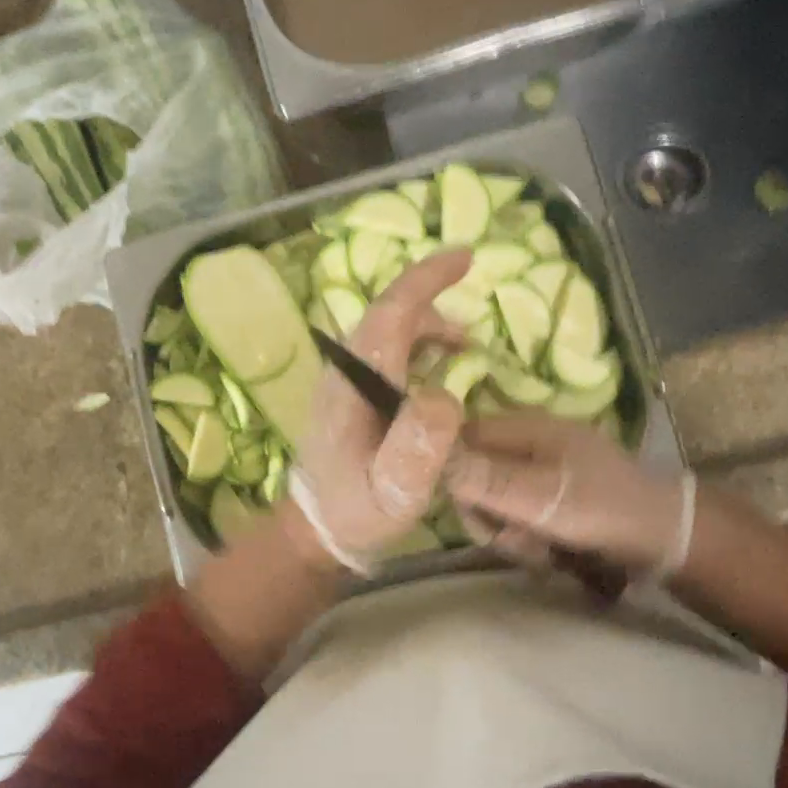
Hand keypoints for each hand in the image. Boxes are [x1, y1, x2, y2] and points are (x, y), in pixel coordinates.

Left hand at [293, 251, 469, 569]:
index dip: (425, 281)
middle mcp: (345, 375)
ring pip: (384, 333)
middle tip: (471, 297)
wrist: (315, 530)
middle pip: (386, 316)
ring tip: (464, 348)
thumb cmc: (357, 512)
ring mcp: (343, 384)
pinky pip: (383, 353)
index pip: (389, 316)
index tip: (464, 257)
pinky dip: (415, 346)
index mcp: (356, 386)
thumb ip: (419, 446)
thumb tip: (444, 395)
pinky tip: (438, 369)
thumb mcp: (395, 490)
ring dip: (425, 326)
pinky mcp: (347, 397)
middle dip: (428, 295)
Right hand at [447, 409, 691, 576]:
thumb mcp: (540, 497)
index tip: (463, 506)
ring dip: (508, 533)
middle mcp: (531, 444)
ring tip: (538, 550)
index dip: (451, 470)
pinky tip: (548, 553)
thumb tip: (431, 457)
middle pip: (475, 475)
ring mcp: (543, 471)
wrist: (668, 540)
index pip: (461, 437)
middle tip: (510, 538)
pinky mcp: (553, 497)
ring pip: (494, 502)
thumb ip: (485, 479)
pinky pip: (518, 515)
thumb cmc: (602, 509)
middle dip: (486, 514)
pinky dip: (527, 538)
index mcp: (527, 428)